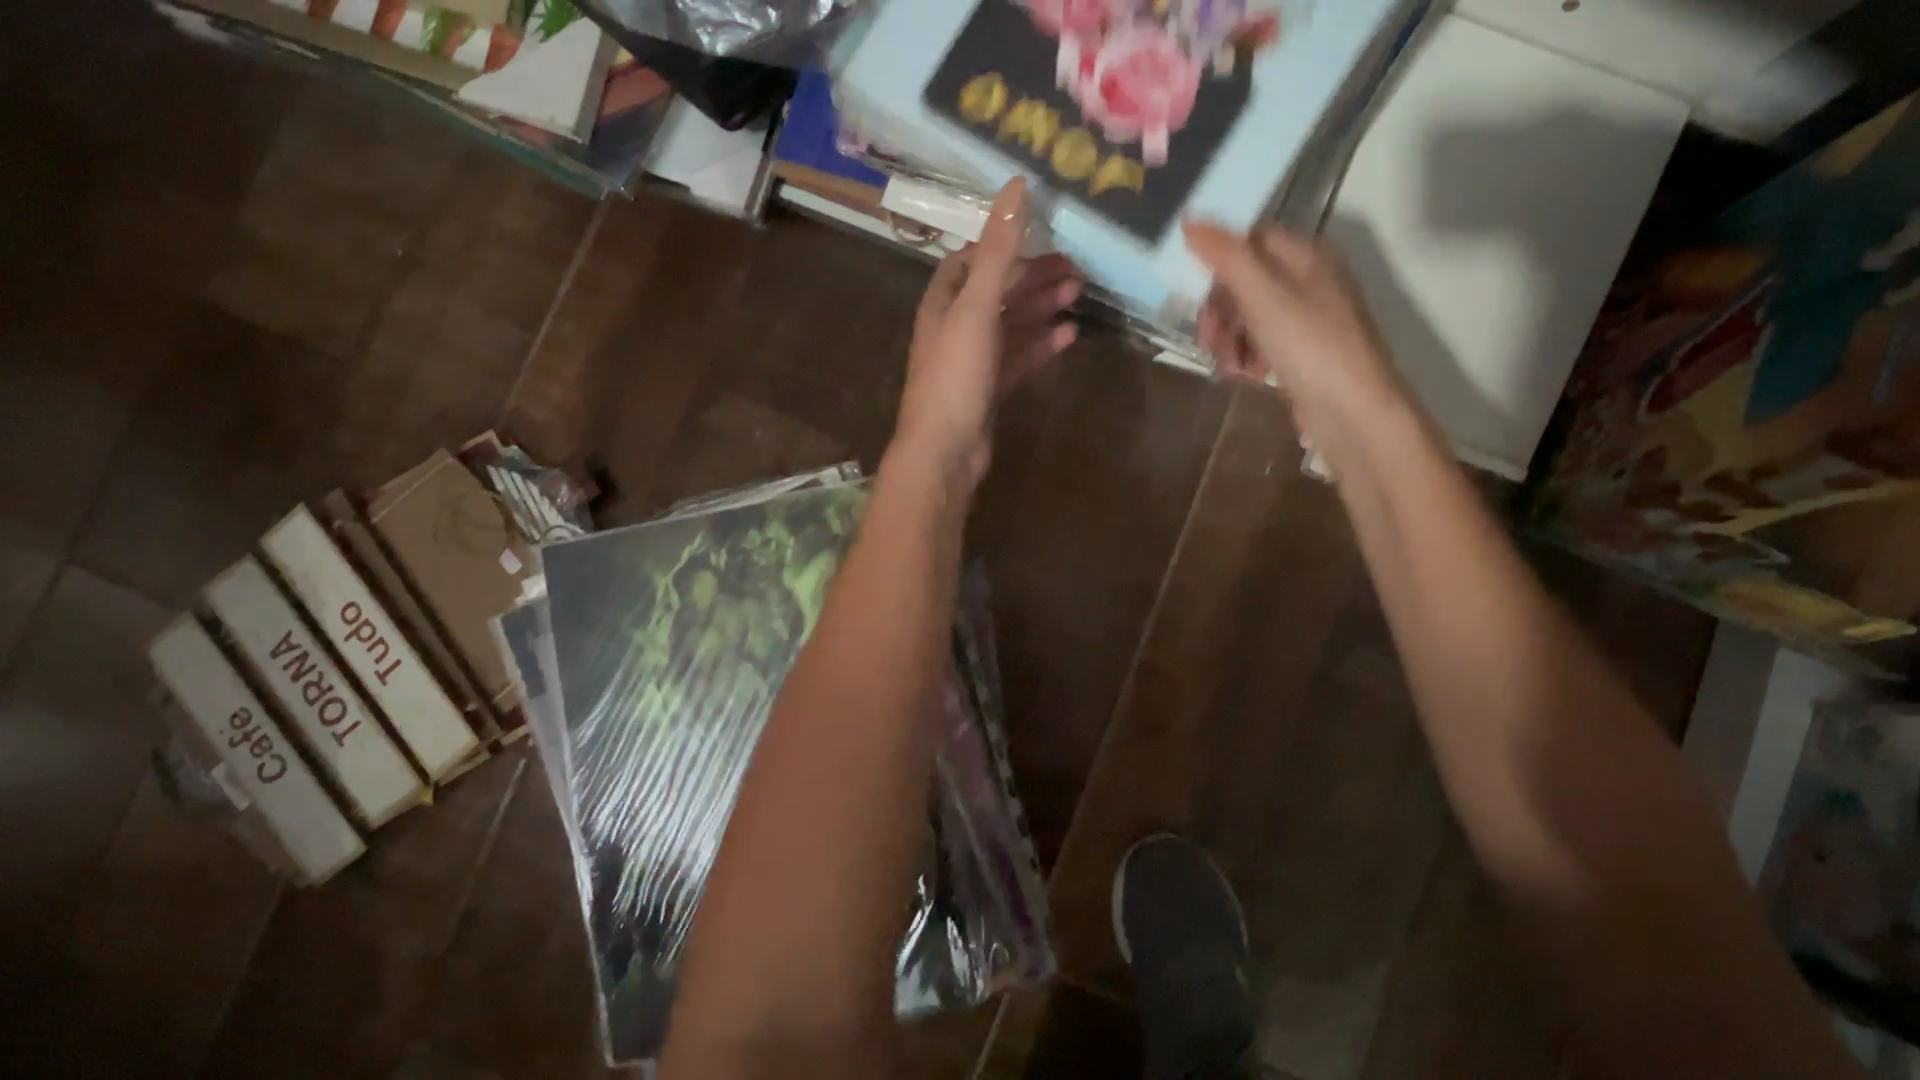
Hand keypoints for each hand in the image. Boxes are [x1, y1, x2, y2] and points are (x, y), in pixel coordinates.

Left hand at [893, 178, 1079, 488]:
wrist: (945, 450)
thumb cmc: (954, 374)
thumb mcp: (977, 306)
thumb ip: (998, 249)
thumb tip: (1015, 185)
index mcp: (942, 303)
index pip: (968, 260)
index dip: (998, 244)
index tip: (1036, 232)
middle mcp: (954, 328)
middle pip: (996, 292)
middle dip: (1032, 277)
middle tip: (1075, 267)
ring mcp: (972, 362)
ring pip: (1011, 326)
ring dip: (1042, 308)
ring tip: (1079, 294)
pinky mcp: (989, 390)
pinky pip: (1018, 359)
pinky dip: (1041, 346)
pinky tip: (1068, 337)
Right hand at [1184, 221, 1414, 462]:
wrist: (1351, 412)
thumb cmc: (1309, 346)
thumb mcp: (1262, 295)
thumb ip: (1226, 256)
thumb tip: (1189, 217)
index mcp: (1307, 257)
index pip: (1252, 238)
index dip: (1219, 259)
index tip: (1193, 288)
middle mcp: (1310, 282)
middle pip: (1247, 280)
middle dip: (1219, 309)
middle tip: (1206, 338)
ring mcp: (1308, 321)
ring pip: (1250, 316)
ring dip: (1229, 338)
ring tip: (1228, 366)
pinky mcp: (1303, 356)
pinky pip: (1262, 345)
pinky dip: (1247, 357)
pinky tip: (1245, 376)